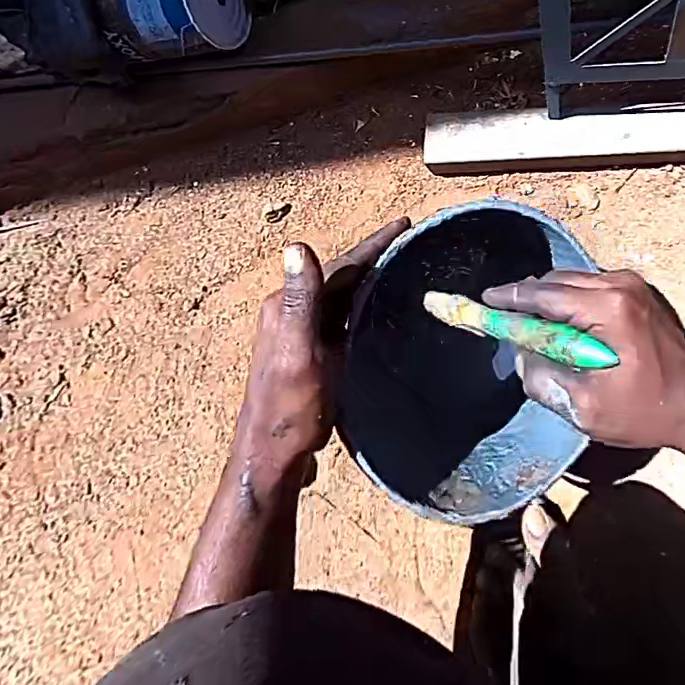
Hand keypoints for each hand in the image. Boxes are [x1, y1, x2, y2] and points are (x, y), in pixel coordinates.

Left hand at [232, 217, 409, 484]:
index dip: (373, 244)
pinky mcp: (313, 350)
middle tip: (411, 238)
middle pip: (341, 274)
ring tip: (404, 261)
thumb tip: (295, 245)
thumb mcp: (297, 353)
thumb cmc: (288, 411)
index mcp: (287, 307)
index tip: (404, 224)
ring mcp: (302, 332)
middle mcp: (291, 312)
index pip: (338, 265)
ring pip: (343, 293)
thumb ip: (300, 301)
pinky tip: (383, 302)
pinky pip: (344, 312)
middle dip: (375, 253)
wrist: (273, 460)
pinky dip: (366, 299)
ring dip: (371, 274)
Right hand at [481, 270, 684, 451]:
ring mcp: (632, 284)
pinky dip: (570, 299)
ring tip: (528, 322)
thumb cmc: (646, 409)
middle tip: (503, 316)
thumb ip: (544, 377)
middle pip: (558, 281)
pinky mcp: (638, 290)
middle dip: (528, 297)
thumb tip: (521, 354)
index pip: (546, 295)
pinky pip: (590, 285)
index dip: (511, 298)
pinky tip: (561, 323)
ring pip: (573, 280)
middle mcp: (620, 284)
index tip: (485, 300)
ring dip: (549, 298)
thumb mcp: (586, 406)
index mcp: (609, 307)